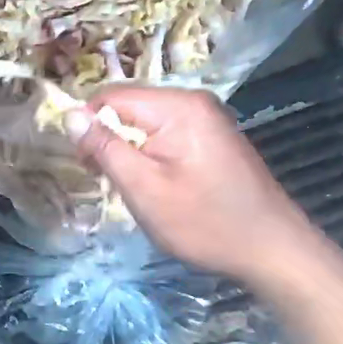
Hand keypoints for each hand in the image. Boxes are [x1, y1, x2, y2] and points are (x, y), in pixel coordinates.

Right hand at [68, 86, 326, 285]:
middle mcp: (194, 101)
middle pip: (131, 106)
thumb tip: (70, 115)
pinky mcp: (215, 136)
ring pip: (148, 121)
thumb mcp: (145, 189)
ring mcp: (208, 118)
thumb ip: (106, 148)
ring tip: (132, 186)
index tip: (84, 164)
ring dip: (131, 148)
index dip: (88, 125)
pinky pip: (170, 132)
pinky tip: (158, 183)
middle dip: (110, 137)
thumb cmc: (204, 222)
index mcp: (178, 106)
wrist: (272, 247)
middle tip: (105, 179)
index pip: (111, 96)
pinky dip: (154, 153)